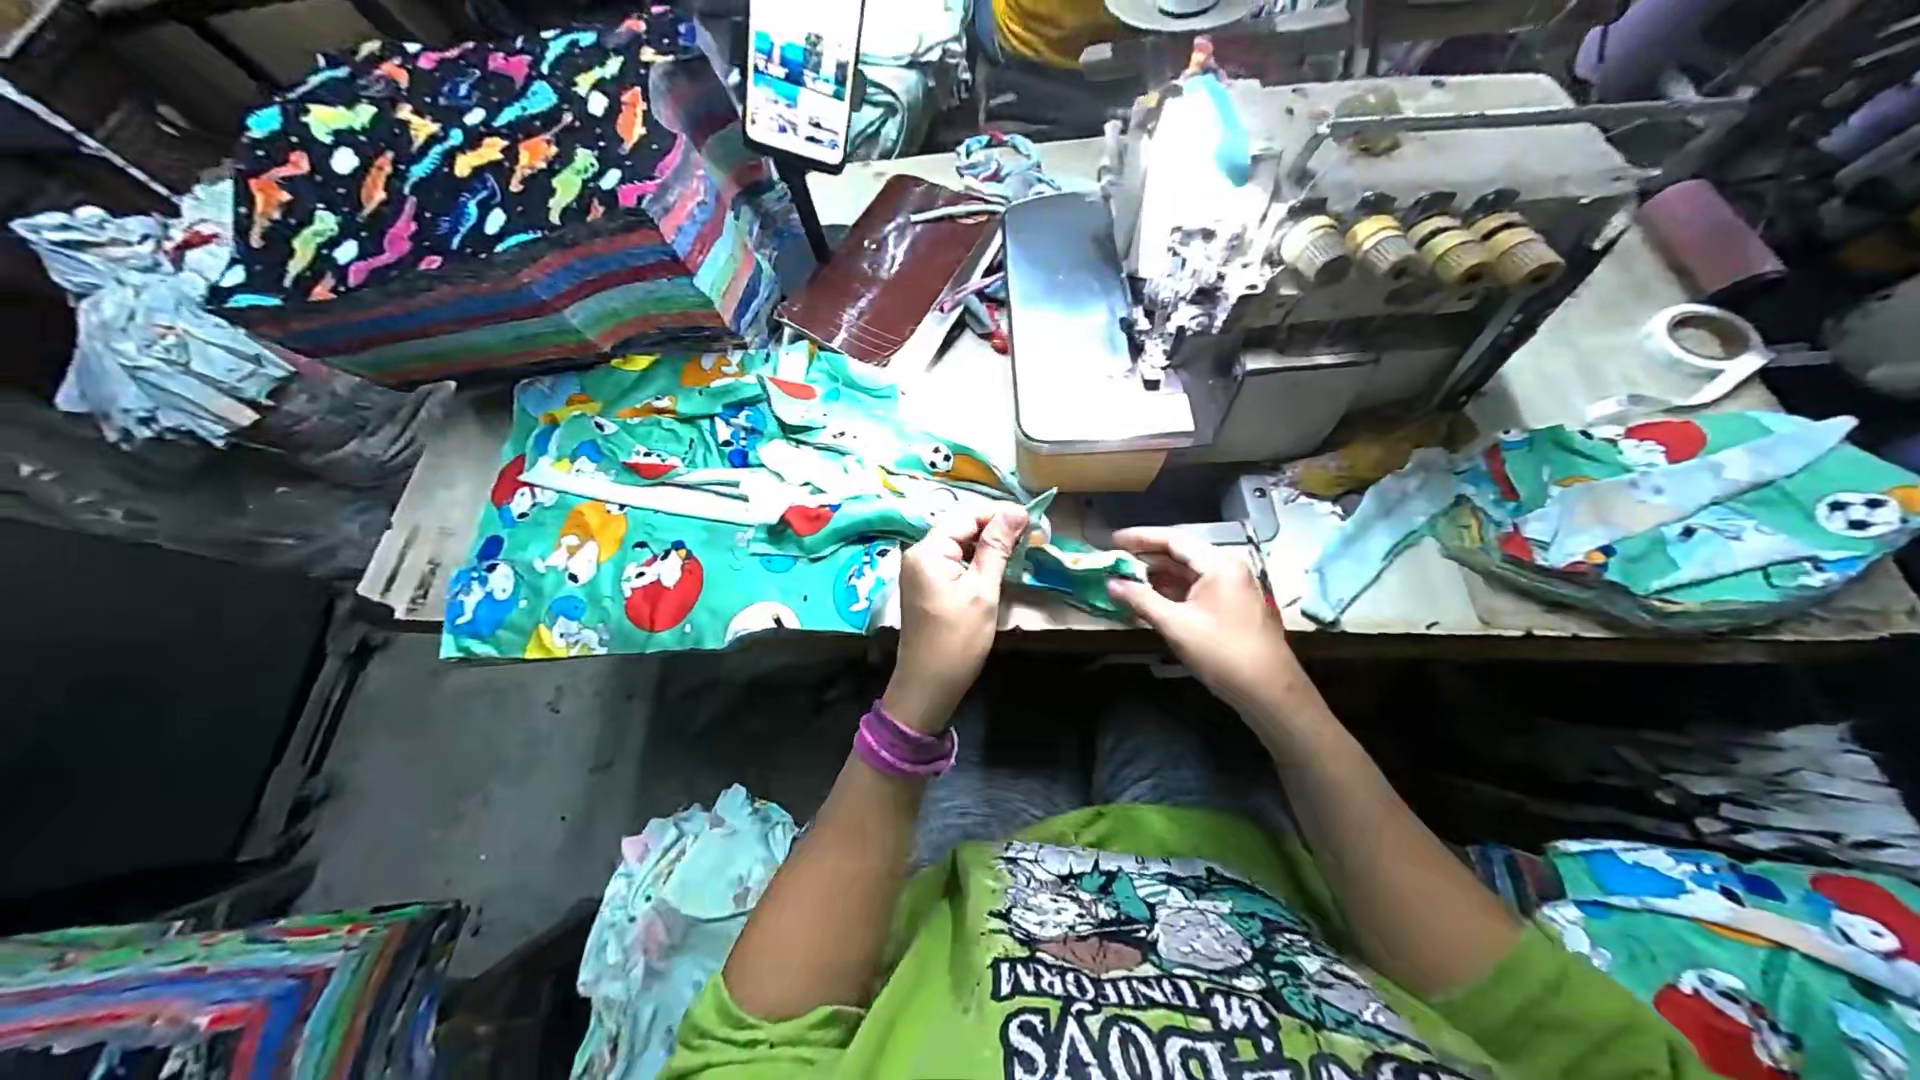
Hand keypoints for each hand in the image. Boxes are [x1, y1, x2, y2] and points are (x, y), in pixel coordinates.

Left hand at [883, 504, 1029, 733]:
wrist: (928, 685)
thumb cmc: (958, 640)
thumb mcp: (983, 591)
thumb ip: (997, 548)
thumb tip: (1017, 511)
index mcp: (928, 551)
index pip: (966, 517)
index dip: (999, 515)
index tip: (1031, 521)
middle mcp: (918, 554)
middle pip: (960, 528)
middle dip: (994, 529)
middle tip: (1030, 536)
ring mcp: (919, 571)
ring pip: (958, 545)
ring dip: (987, 545)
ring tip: (1019, 549)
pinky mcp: (925, 586)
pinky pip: (953, 562)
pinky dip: (975, 561)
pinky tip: (997, 567)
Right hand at [1106, 527, 1315, 723]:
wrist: (1267, 690)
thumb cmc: (1221, 653)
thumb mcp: (1175, 625)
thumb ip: (1140, 599)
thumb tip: (1111, 583)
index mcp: (1219, 564)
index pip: (1174, 540)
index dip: (1140, 538)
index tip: (1112, 540)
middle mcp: (1228, 568)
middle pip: (1181, 553)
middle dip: (1146, 557)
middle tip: (1114, 560)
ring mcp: (1232, 587)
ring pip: (1187, 572)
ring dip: (1157, 575)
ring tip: (1125, 578)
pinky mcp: (1230, 605)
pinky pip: (1196, 588)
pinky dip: (1171, 590)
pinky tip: (1149, 597)